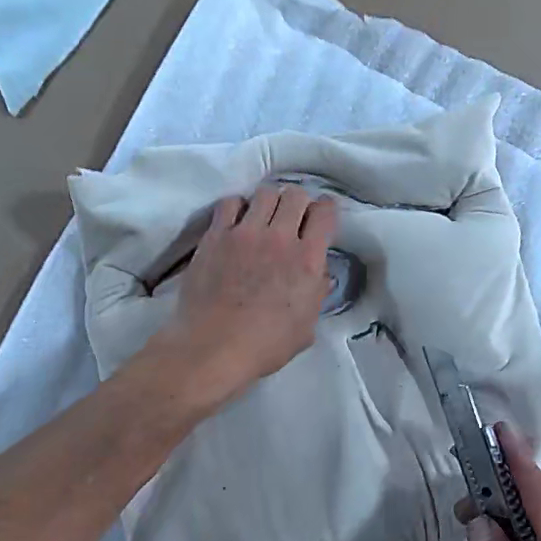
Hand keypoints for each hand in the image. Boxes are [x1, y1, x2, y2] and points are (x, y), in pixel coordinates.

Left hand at [158, 183, 336, 401]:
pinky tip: (237, 222)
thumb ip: (316, 295)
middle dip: (300, 203)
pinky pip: (230, 203)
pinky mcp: (215, 236)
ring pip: (265, 193)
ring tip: (266, 217)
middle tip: (294, 217)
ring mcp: (245, 233)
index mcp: (307, 260)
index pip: (325, 214)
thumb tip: (321, 276)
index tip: (322, 216)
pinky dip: (238, 207)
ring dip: (271, 201)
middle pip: (295, 196)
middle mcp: (279, 238)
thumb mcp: (306, 326)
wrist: (213, 347)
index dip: (327, 210)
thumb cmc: (265, 345)